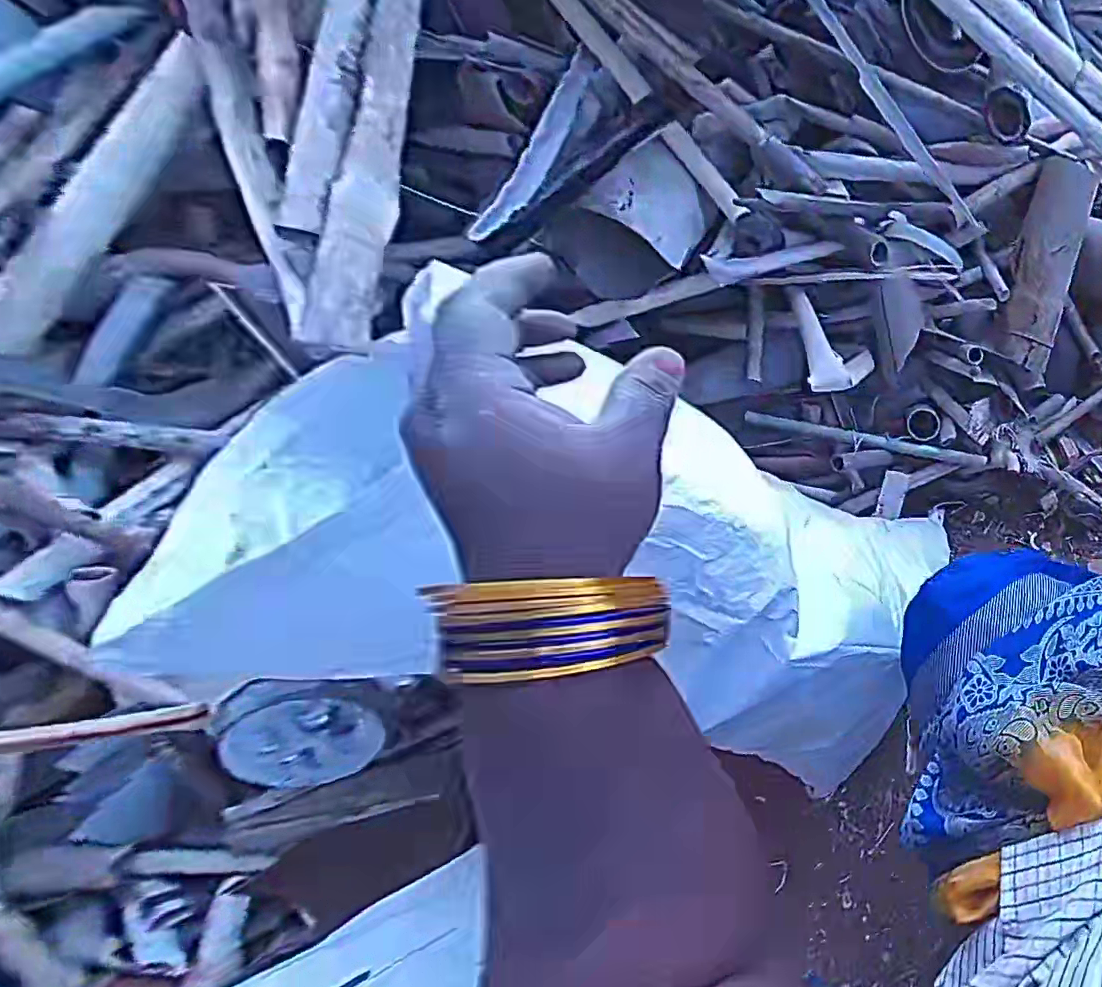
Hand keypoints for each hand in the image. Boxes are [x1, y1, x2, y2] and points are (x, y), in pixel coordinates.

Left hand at [402, 254, 684, 581]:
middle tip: (567, 320)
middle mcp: (436, 412)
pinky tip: (551, 407)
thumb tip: (667, 357)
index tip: (547, 269)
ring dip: (514, 356)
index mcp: (472, 396)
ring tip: (570, 359)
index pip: (477, 310)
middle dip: (517, 320)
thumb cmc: (581, 523)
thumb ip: (644, 395)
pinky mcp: (447, 469)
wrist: (541, 600)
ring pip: (462, 373)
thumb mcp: (627, 452)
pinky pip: (464, 406)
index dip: (514, 281)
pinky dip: (505, 391)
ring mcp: (434, 444)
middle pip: (461, 337)